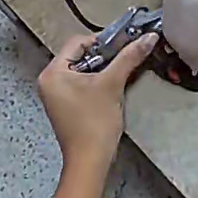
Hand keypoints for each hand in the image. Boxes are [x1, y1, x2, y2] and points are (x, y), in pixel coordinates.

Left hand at [36, 32, 157, 175]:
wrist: (90, 160)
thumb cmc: (95, 122)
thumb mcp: (112, 84)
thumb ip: (129, 57)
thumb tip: (148, 37)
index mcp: (52, 72)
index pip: (77, 42)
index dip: (101, 41)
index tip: (123, 45)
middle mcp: (48, 81)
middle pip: (79, 56)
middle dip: (103, 56)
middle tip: (124, 58)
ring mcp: (55, 95)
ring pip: (81, 71)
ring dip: (102, 70)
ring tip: (120, 73)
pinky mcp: (64, 107)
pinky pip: (80, 85)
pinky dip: (95, 83)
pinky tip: (110, 88)